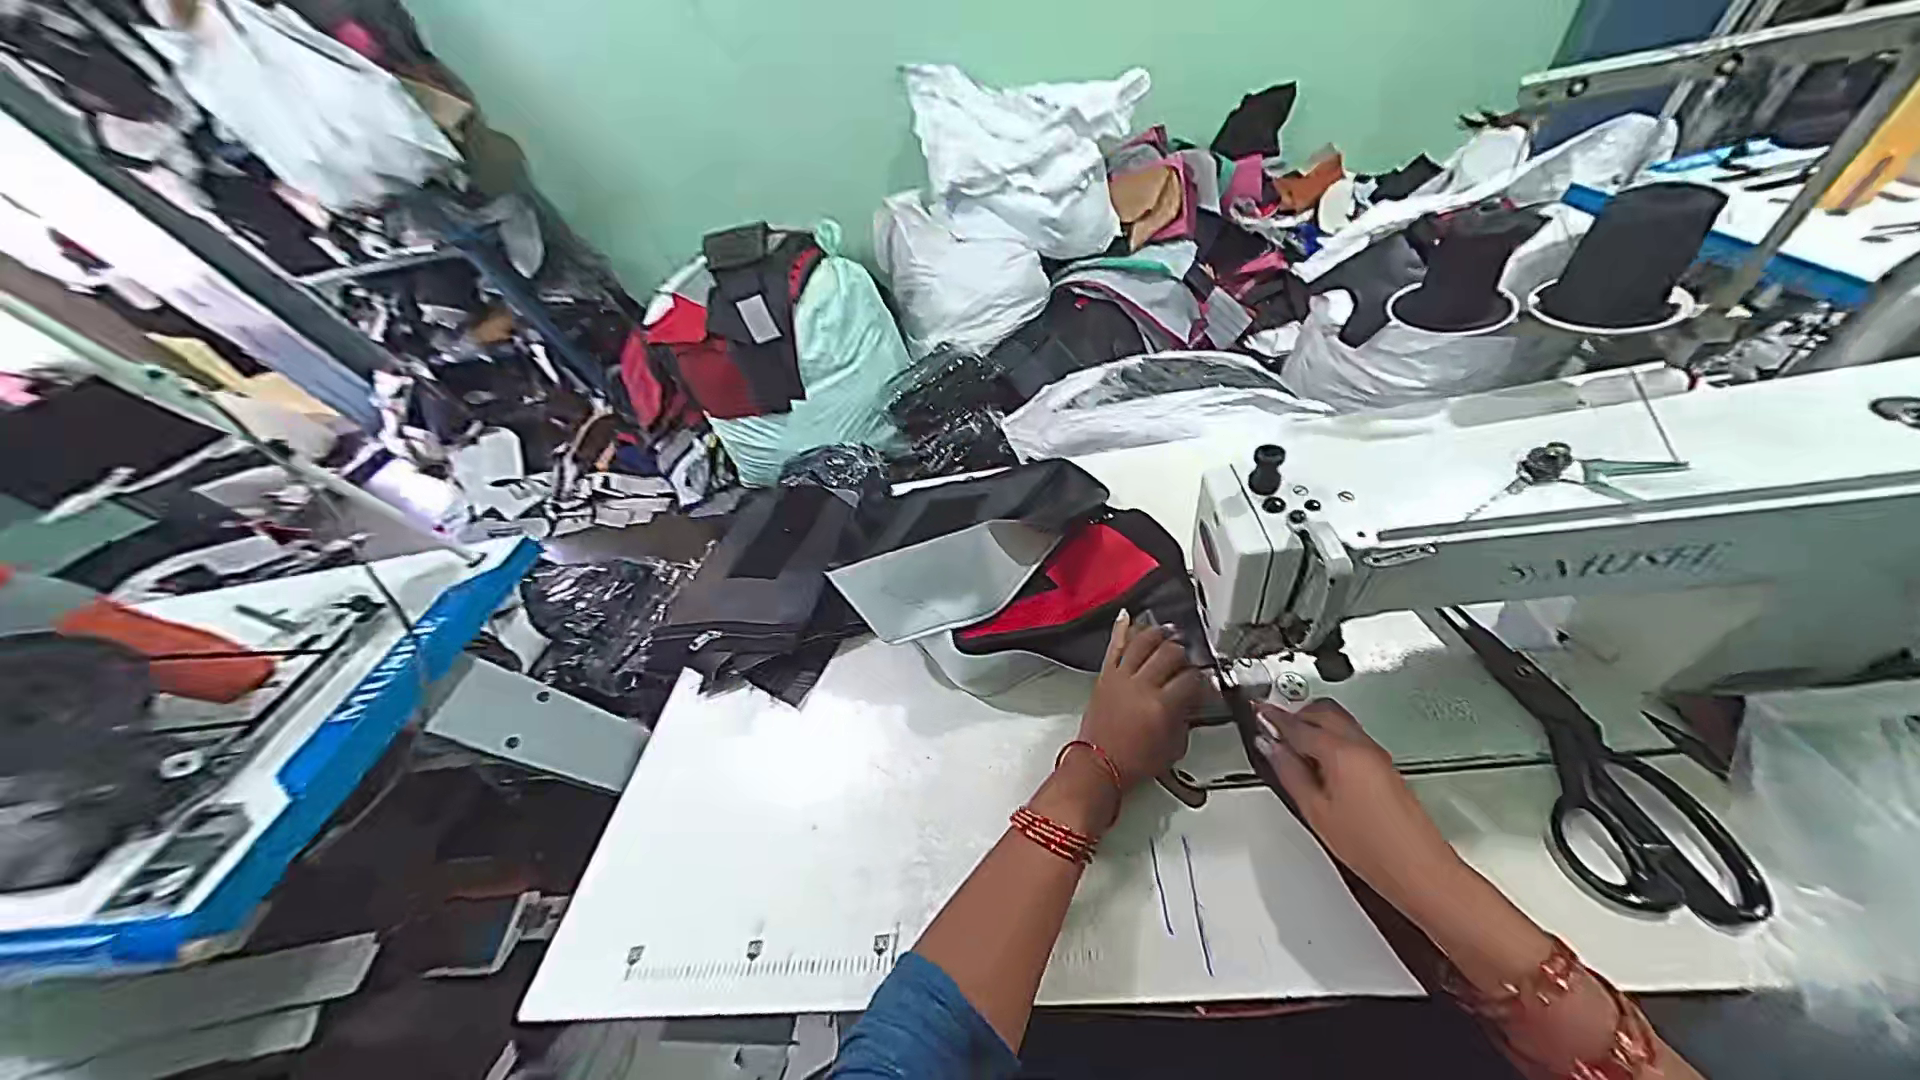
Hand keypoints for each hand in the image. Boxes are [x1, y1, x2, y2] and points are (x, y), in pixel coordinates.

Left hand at [1075, 611, 1205, 790]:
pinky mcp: (1105, 676)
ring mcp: (1121, 678)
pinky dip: (1121, 629)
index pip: (1191, 680)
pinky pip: (1115, 646)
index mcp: (1161, 705)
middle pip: (1169, 653)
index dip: (1203, 679)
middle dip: (1184, 653)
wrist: (1099, 764)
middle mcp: (1141, 686)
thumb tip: (1191, 700)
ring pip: (1142, 642)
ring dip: (1159, 634)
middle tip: (1189, 656)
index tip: (1206, 680)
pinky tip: (1128, 617)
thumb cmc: (1133, 761)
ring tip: (1169, 632)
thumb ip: (1185, 718)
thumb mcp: (1173, 747)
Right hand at [1251, 699, 1464, 909]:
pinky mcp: (1386, 768)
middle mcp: (1363, 747)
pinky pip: (1352, 738)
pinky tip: (1319, 761)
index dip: (1273, 717)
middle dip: (1295, 714)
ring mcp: (1378, 756)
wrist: (1421, 873)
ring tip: (1293, 746)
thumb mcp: (1315, 810)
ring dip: (1314, 725)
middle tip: (1273, 726)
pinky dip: (1330, 739)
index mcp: (1341, 753)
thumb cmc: (1374, 849)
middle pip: (1323, 711)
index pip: (1298, 725)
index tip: (1258, 713)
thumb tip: (1271, 748)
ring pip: (1340, 722)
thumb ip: (1289, 771)